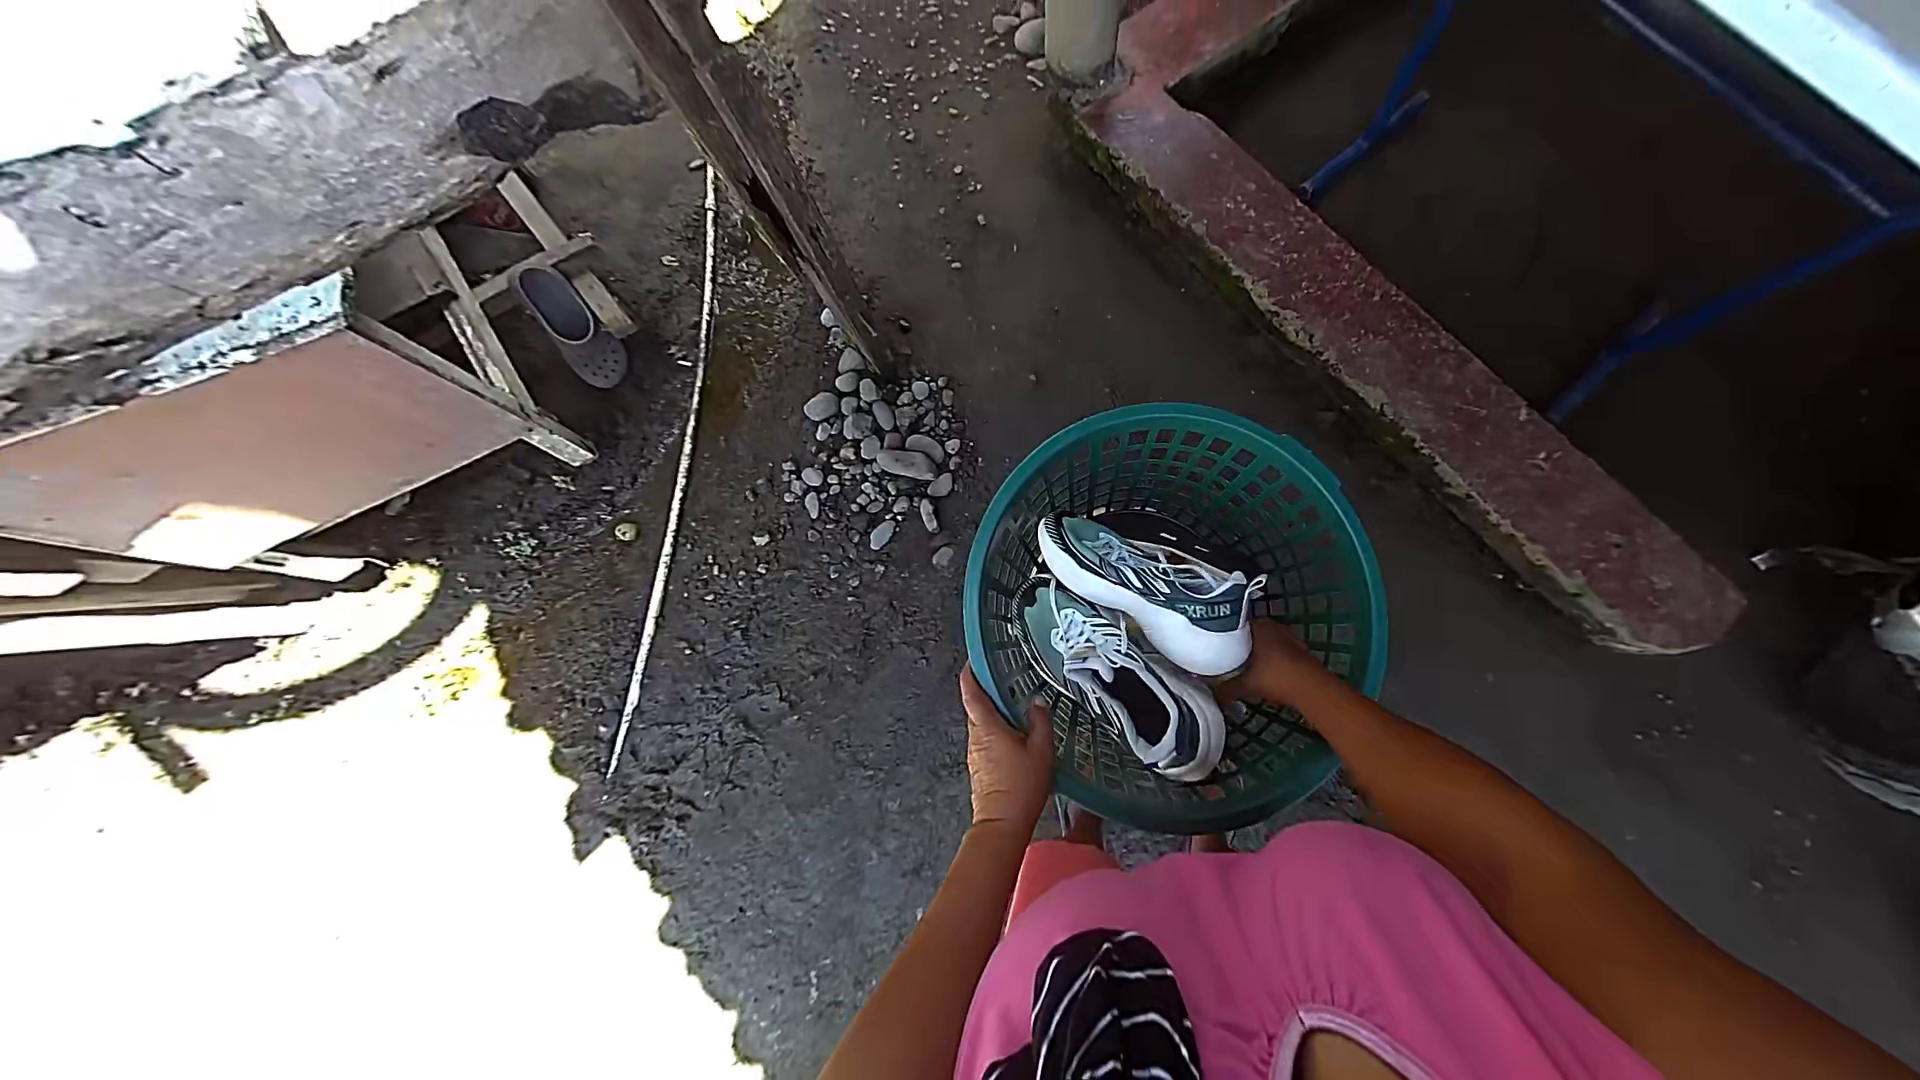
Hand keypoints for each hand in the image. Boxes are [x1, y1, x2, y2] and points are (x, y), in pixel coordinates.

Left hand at [960, 668, 1054, 831]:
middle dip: (988, 693)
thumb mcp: (1041, 751)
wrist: (1003, 824)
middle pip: (976, 707)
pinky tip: (1013, 737)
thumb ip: (1040, 722)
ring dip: (993, 714)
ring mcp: (975, 752)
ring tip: (1015, 708)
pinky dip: (995, 732)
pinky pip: (985, 740)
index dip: (971, 673)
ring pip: (981, 724)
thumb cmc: (1021, 788)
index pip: (971, 692)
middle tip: (1005, 681)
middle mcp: (976, 736)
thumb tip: (1037, 702)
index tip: (975, 661)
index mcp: (987, 727)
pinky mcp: (979, 766)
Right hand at [1223, 619, 1329, 706]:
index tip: (1215, 644)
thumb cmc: (1275, 678)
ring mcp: (1290, 636)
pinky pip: (1279, 648)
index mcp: (1257, 626)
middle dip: (1240, 643)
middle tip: (1227, 656)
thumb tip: (1211, 693)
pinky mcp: (1301, 649)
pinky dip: (1271, 656)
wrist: (1312, 689)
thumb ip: (1224, 688)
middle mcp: (1273, 626)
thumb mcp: (1244, 686)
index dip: (1223, 634)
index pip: (1233, 624)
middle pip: (1250, 632)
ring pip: (1266, 640)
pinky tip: (1265, 669)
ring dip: (1257, 649)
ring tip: (1244, 663)